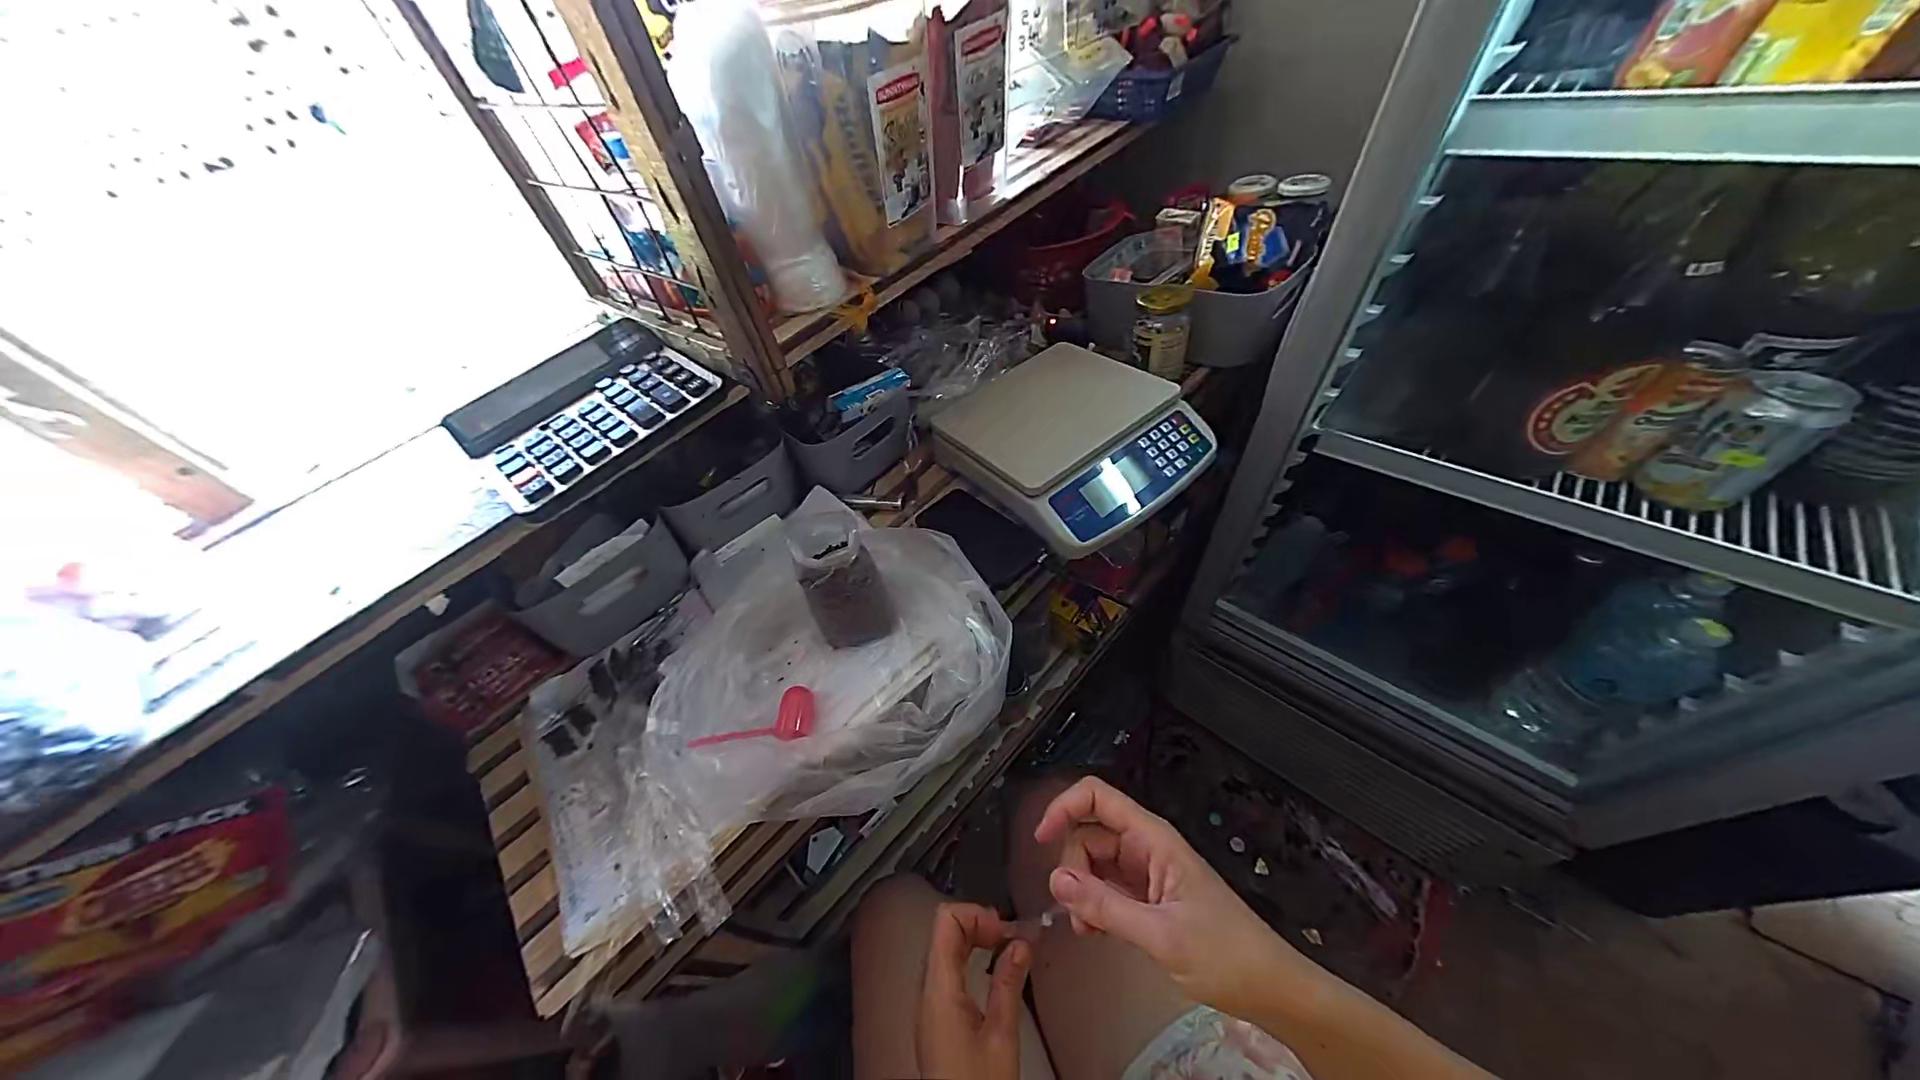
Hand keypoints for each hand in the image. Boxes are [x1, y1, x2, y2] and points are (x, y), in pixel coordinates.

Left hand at [917, 902, 1031, 1079]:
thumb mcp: (1002, 1036)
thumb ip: (1008, 984)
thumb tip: (1021, 943)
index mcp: (939, 989)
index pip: (945, 921)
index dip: (976, 915)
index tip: (1005, 932)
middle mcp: (927, 989)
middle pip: (944, 930)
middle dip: (979, 923)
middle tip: (1011, 938)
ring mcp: (928, 1002)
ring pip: (944, 948)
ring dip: (975, 940)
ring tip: (1007, 950)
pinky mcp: (935, 1016)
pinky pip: (946, 969)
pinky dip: (969, 958)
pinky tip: (992, 971)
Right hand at [1035, 777, 1317, 1019]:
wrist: (1271, 988)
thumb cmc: (1227, 955)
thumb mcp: (1162, 935)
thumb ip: (1105, 907)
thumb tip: (1057, 881)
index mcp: (1153, 839)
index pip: (1098, 797)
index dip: (1064, 807)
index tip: (1042, 839)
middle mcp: (1146, 847)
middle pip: (1088, 833)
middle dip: (1072, 865)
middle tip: (1074, 907)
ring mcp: (1145, 871)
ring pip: (1094, 862)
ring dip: (1081, 891)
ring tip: (1086, 928)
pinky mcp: (1146, 896)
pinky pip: (1106, 887)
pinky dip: (1094, 905)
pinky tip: (1096, 932)